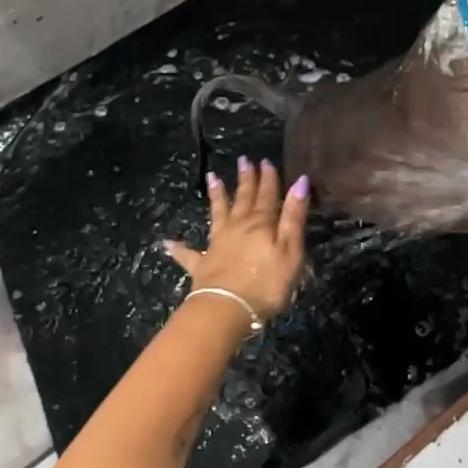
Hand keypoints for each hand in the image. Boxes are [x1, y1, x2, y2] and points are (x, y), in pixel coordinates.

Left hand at [166, 157, 308, 320]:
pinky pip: (188, 254)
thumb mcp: (289, 250)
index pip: (267, 195)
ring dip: (215, 196)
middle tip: (243, 159)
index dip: (268, 178)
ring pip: (217, 214)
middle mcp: (237, 227)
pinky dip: (178, 248)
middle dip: (245, 179)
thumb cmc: (266, 283)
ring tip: (211, 178)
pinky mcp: (201, 264)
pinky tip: (166, 243)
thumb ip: (294, 216)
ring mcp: (216, 244)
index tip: (265, 160)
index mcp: (261, 224)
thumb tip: (301, 181)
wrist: (226, 308)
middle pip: (242, 198)